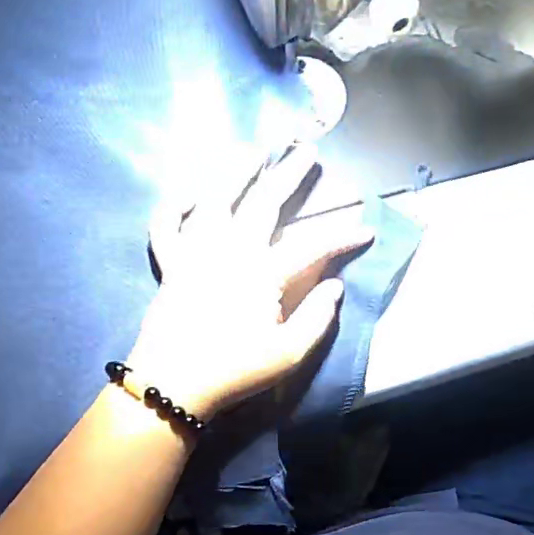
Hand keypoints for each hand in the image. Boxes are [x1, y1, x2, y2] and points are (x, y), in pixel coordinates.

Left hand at [126, 145, 374, 420]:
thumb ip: (317, 317)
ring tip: (254, 151)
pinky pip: (166, 226)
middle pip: (264, 202)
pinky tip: (188, 196)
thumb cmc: (235, 370)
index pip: (312, 246)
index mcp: (263, 272)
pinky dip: (174, 207)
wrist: (172, 383)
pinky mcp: (171, 264)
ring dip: (237, 173)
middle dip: (290, 174)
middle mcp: (230, 250)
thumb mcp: (289, 354)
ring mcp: (196, 252)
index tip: (366, 230)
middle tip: (307, 152)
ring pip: (216, 200)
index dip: (342, 236)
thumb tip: (335, 285)